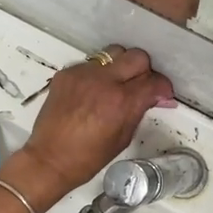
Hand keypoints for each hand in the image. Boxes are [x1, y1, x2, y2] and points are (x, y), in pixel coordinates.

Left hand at [15, 45, 175, 201]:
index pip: (153, 81)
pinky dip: (98, 74)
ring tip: (117, 84)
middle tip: (141, 86)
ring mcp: (82, 73)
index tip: (163, 95)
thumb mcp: (123, 138)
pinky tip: (93, 92)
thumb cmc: (89, 157)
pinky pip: (91, 64)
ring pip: (113, 54)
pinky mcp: (66, 73)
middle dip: (145, 70)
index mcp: (121, 101)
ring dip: (121, 66)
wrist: (49, 158)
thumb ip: (140, 110)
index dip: (163, 88)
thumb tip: (159, 98)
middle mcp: (103, 80)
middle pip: (136, 57)